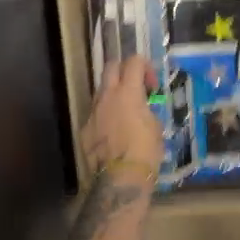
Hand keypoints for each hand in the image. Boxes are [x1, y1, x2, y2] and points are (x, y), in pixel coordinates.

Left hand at [83, 56, 163, 186]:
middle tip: (135, 87)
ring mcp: (92, 112)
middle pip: (110, 67)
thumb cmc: (145, 152)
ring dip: (112, 95)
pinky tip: (113, 135)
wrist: (120, 178)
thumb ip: (147, 111)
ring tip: (124, 114)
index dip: (144, 67)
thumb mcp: (156, 128)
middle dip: (124, 71)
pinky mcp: (84, 129)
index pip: (133, 62)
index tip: (152, 85)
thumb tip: (142, 110)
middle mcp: (106, 97)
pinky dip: (104, 118)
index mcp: (128, 92)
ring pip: (100, 92)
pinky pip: (94, 115)